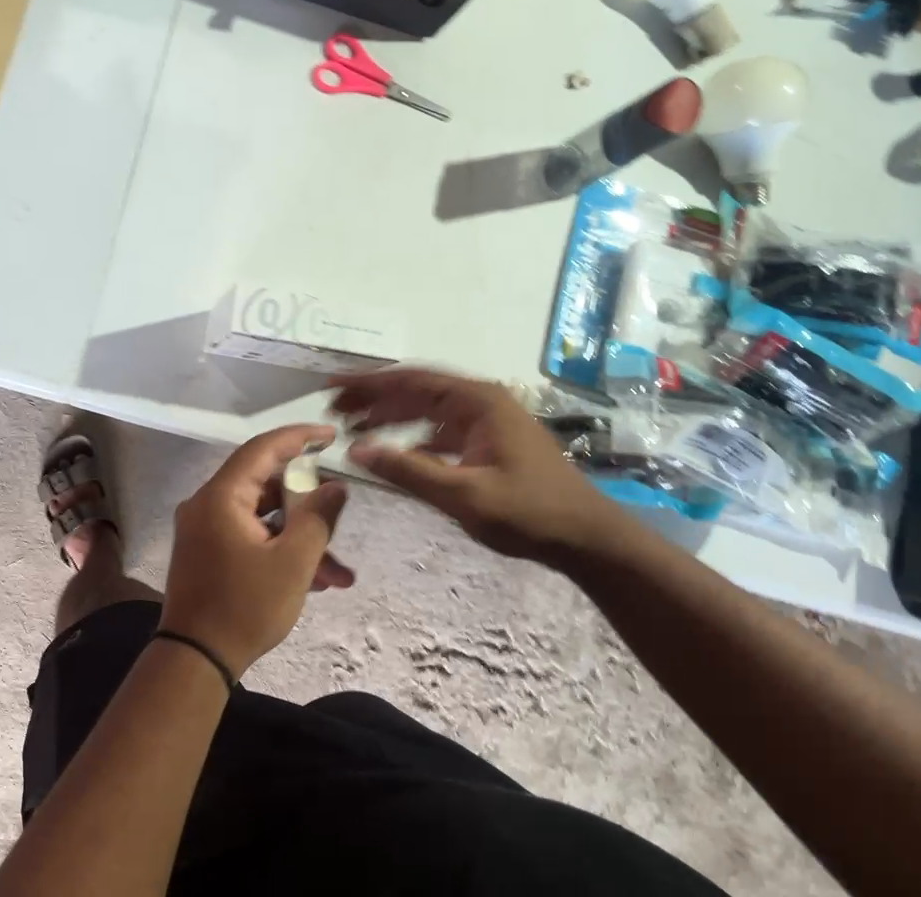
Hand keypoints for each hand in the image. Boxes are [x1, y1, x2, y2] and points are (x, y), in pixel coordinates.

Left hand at [162, 425, 351, 678]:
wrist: (195, 658)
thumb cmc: (245, 606)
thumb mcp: (293, 563)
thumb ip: (318, 518)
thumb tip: (334, 486)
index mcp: (220, 496)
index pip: (262, 449)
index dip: (298, 438)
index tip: (331, 435)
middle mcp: (206, 505)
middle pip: (265, 486)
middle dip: (309, 505)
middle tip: (341, 514)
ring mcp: (204, 530)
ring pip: (262, 519)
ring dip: (301, 539)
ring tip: (339, 574)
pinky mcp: (207, 553)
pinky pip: (249, 538)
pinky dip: (280, 551)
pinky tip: (316, 582)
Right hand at [331, 369, 632, 564]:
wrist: (588, 539)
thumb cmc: (529, 512)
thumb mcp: (463, 493)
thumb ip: (407, 470)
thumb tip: (355, 451)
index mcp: (478, 401)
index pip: (412, 381)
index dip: (368, 383)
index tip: (332, 386)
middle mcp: (482, 402)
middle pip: (416, 391)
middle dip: (374, 398)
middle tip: (334, 410)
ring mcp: (487, 422)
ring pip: (426, 410)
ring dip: (390, 417)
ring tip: (354, 428)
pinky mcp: (489, 443)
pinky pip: (439, 430)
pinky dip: (411, 436)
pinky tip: (392, 452)